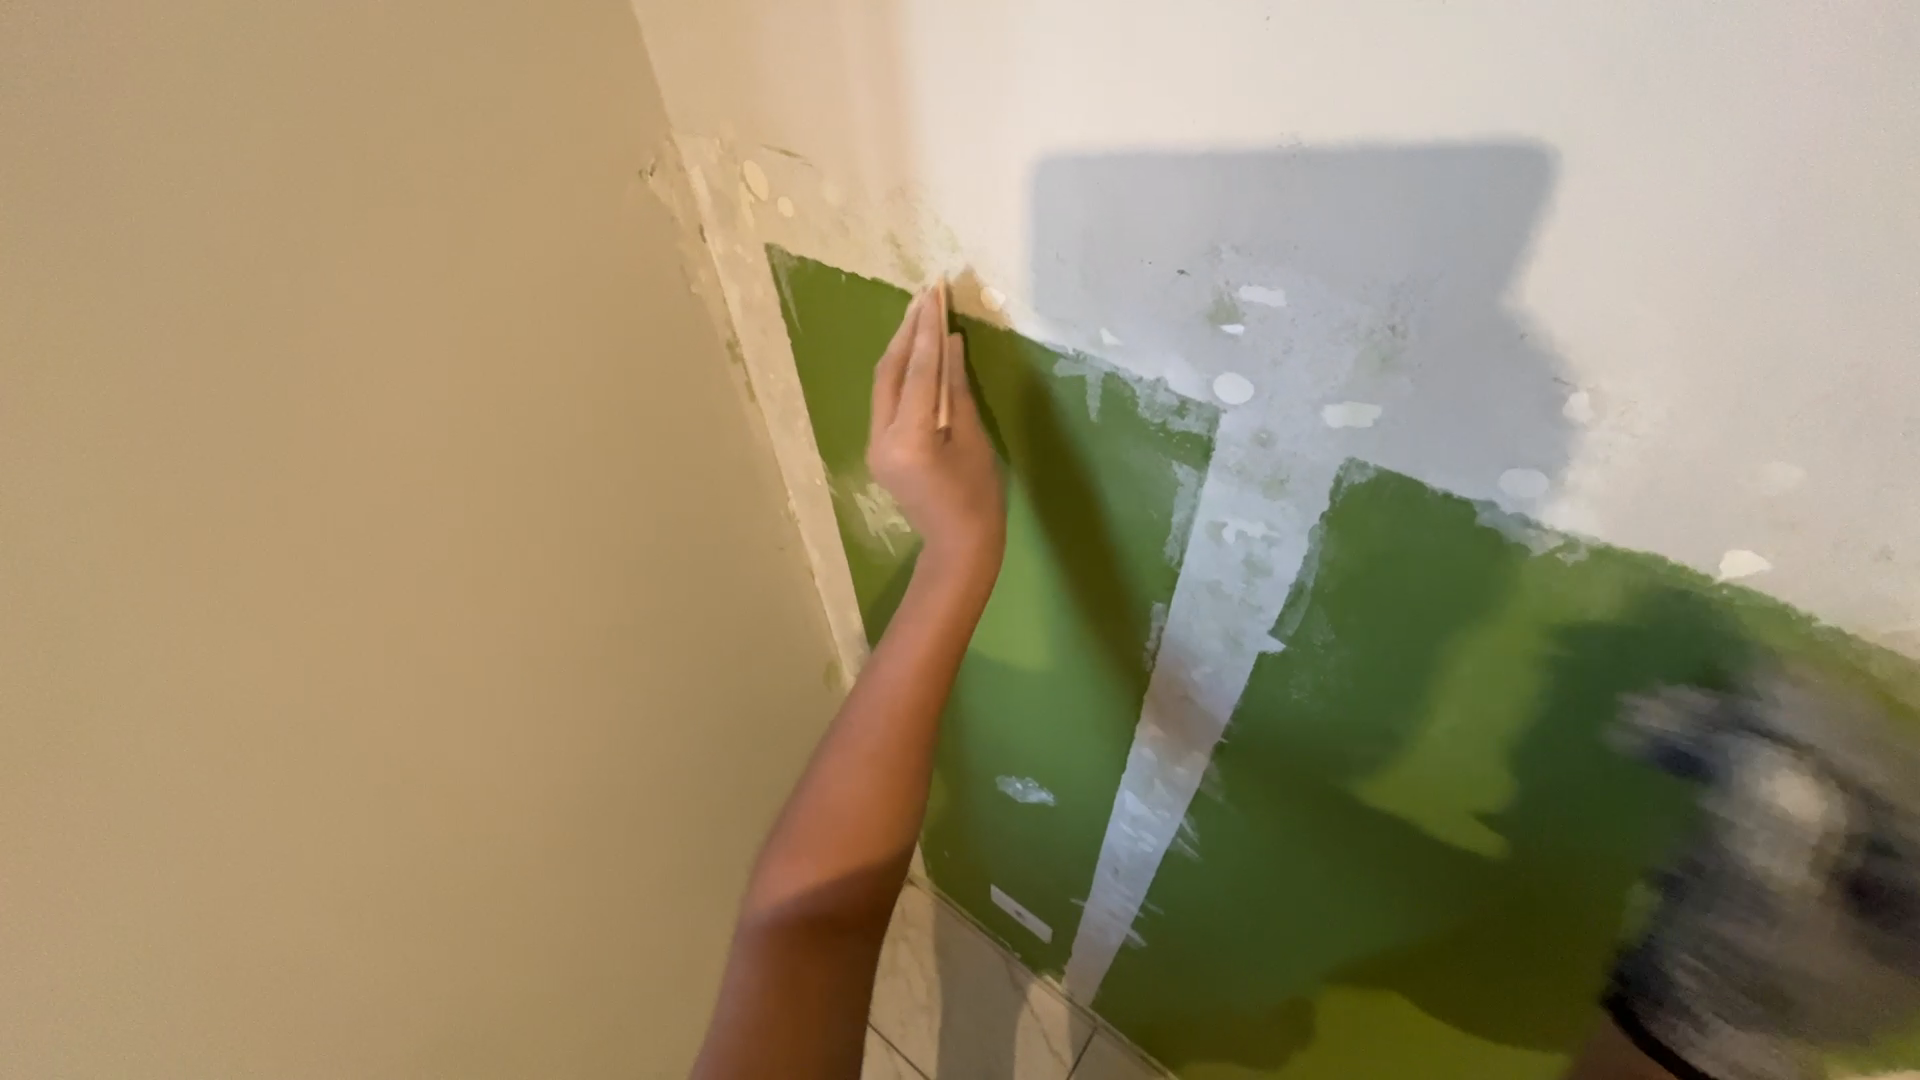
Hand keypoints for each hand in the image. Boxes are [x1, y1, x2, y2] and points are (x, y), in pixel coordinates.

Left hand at [867, 287, 1005, 589]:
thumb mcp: (974, 440)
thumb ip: (956, 390)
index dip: (926, 330)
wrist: (958, 546)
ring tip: (918, 314)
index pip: (917, 371)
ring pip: (883, 385)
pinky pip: (886, 402)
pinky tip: (914, 354)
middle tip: (924, 295)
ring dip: (900, 350)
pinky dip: (900, 375)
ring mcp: (875, 447)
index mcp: (909, 439)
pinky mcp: (879, 451)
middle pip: (889, 372)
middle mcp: (882, 439)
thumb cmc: (978, 498)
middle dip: (906, 332)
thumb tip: (949, 345)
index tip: (934, 293)